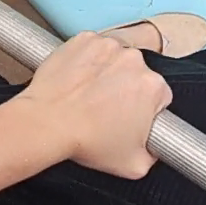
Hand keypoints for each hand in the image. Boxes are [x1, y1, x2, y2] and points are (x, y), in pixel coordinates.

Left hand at [14, 32, 171, 178]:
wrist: (46, 123)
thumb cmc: (85, 141)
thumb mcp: (135, 165)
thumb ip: (154, 153)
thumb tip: (154, 147)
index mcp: (153, 86)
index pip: (159, 96)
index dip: (144, 109)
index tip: (129, 116)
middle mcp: (134, 59)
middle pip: (136, 73)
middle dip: (125, 88)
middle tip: (106, 108)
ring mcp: (107, 45)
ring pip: (114, 58)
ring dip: (106, 71)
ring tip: (88, 93)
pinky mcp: (83, 39)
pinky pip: (91, 47)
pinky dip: (86, 59)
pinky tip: (77, 80)